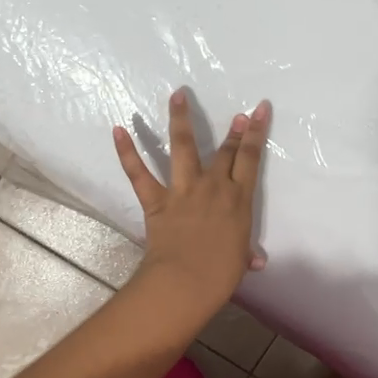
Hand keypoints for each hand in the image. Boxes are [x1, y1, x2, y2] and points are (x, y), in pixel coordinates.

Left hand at [113, 89, 270, 314]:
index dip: (256, 133)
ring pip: (182, 147)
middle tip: (238, 114)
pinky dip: (127, 152)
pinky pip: (139, 173)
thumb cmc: (219, 276)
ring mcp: (183, 191)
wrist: (186, 282)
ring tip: (178, 95)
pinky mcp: (157, 201)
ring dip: (180, 119)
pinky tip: (118, 130)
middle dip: (233, 130)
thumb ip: (246, 254)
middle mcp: (214, 188)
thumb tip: (255, 261)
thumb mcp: (239, 262)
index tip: (259, 110)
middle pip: (225, 151)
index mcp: (239, 201)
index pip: (251, 159)